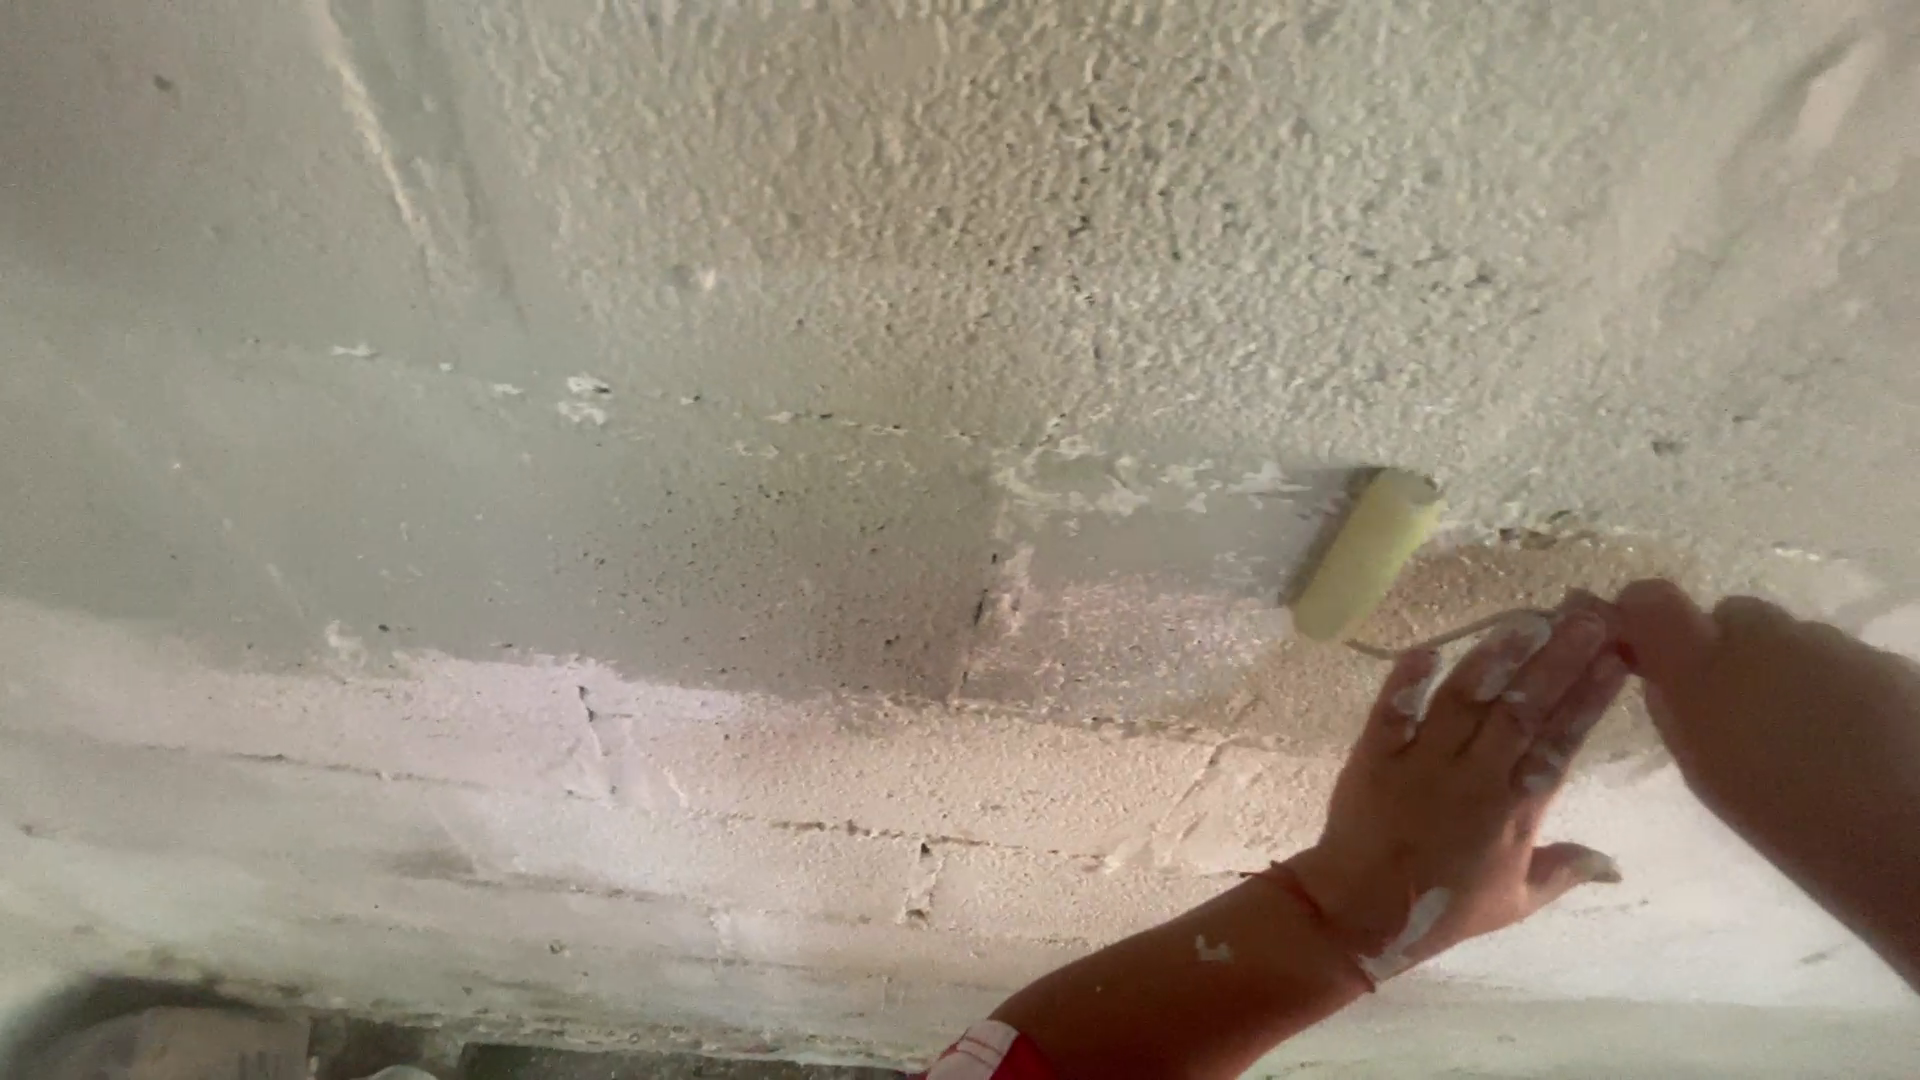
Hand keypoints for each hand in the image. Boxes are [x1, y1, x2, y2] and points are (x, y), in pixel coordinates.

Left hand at [1286, 600, 1629, 980]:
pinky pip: (1392, 711)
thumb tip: (1615, 863)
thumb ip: (1563, 870)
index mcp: (1515, 808)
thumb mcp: (1516, 899)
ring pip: (1464, 701)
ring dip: (1495, 658)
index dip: (1589, 697)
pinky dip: (1407, 680)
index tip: (1616, 655)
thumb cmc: (1442, 905)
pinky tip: (1428, 648)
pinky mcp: (1373, 753)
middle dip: (1557, 660)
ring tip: (1524, 620)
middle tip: (1587, 615)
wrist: (1363, 905)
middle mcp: (1475, 776)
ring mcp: (1421, 761)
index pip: (1561, 742)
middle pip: (1522, 709)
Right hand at [1613, 579, 1919, 878]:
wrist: (1902, 843)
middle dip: (1727, 644)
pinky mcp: (1897, 667)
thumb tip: (1655, 663)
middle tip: (1733, 697)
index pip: (1651, 599)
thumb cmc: (1772, 803)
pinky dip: (1838, 685)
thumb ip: (1669, 694)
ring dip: (1785, 666)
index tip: (1644, 645)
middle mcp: (1766, 637)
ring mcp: (1837, 649)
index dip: (1643, 612)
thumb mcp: (1690, 753)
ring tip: (1799, 723)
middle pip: (1734, 614)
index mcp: (1700, 659)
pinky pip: (1847, 662)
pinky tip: (1848, 732)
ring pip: (1795, 639)